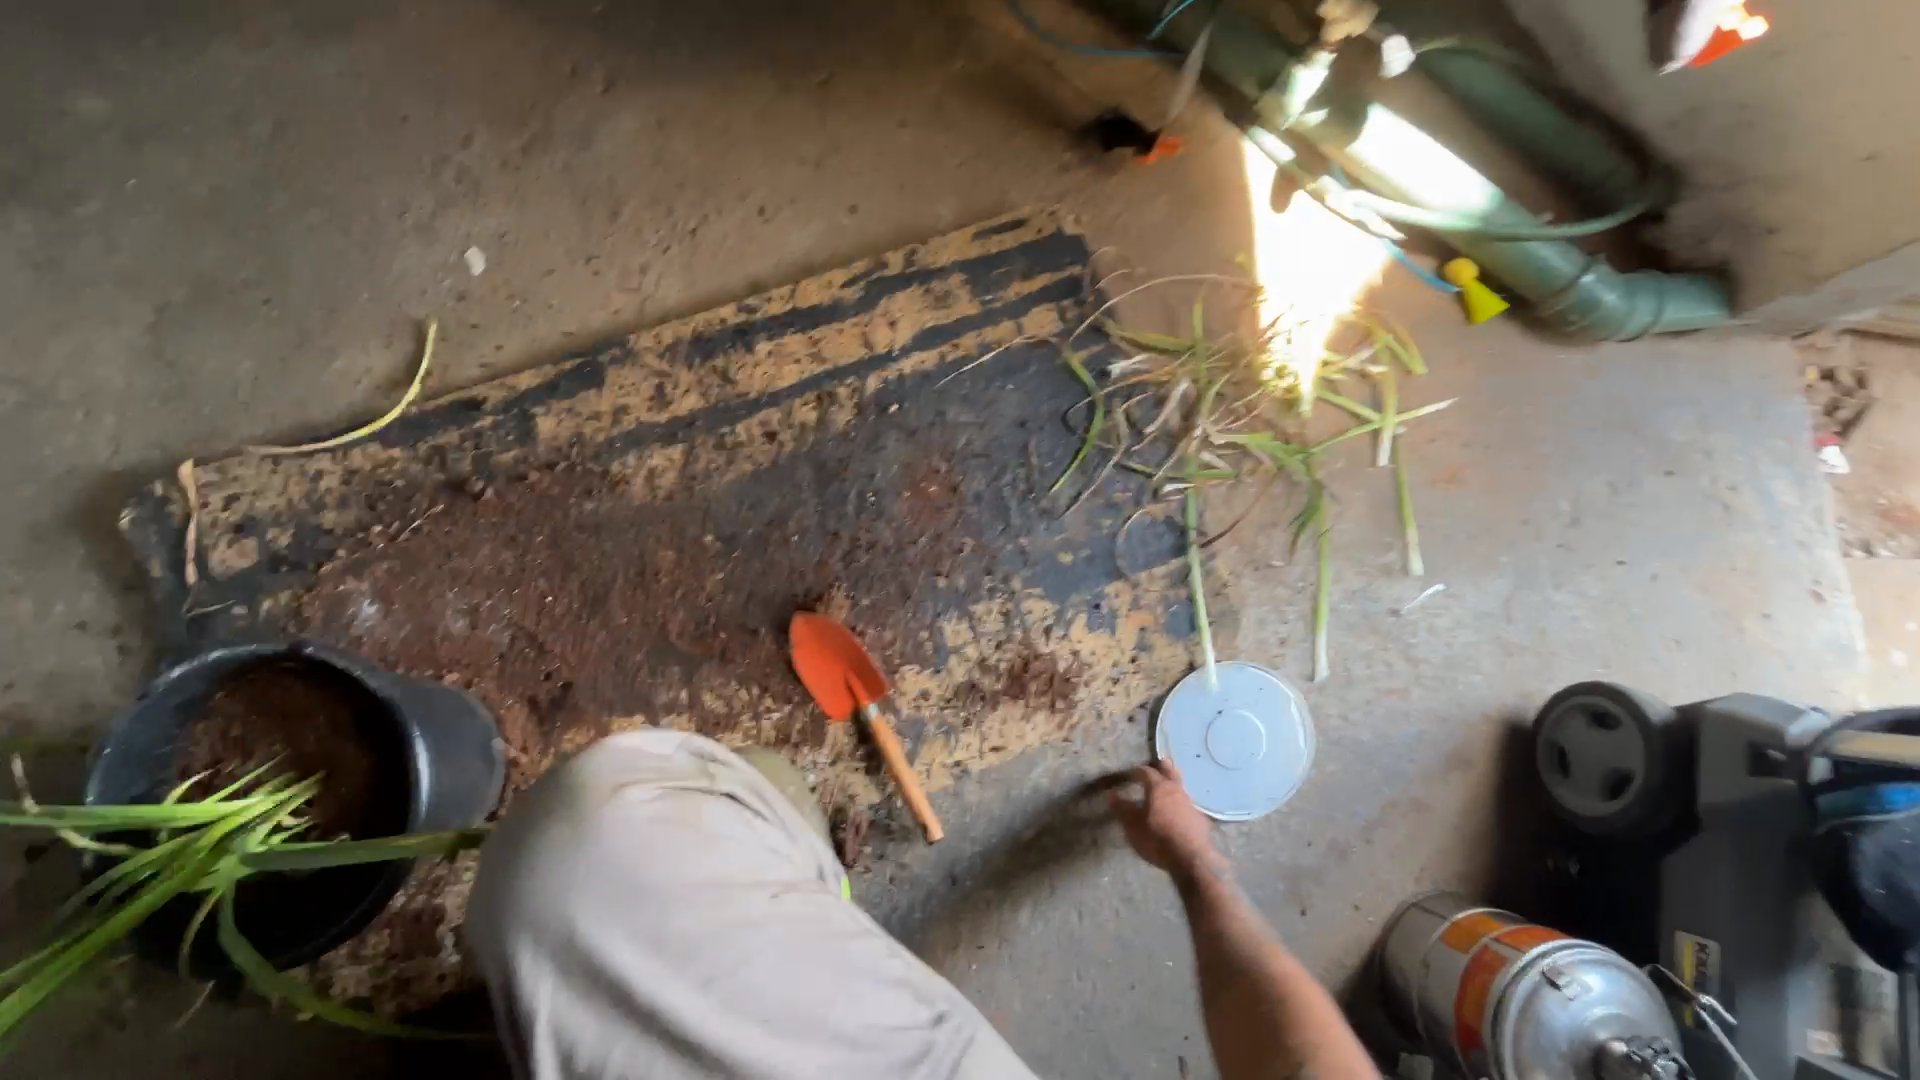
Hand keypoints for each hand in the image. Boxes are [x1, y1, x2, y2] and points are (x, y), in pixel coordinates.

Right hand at [1109, 760, 1226, 885]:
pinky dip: (1180, 803)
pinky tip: (1177, 811)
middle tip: (1158, 762)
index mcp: (1158, 787)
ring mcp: (1190, 804)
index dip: (1137, 770)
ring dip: (1172, 784)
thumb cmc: (1157, 839)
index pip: (1146, 771)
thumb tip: (1111, 794)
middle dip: (1162, 766)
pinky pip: (1187, 804)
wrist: (1191, 859)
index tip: (1129, 773)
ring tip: (1166, 787)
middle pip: (1169, 771)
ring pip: (1180, 787)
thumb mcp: (1132, 825)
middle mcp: (1176, 790)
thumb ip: (1122, 808)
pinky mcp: (1199, 819)